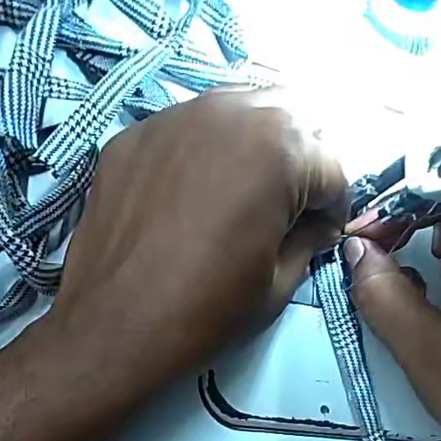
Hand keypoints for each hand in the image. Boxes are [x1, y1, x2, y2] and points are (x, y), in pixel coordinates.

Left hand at [46, 88, 347, 394]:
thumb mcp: (278, 284)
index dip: (331, 206)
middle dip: (295, 162)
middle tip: (281, 208)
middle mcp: (226, 111)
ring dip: (246, 148)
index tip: (318, 234)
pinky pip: (179, 133)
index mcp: (278, 145)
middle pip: (284, 120)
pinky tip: (182, 199)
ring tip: (233, 196)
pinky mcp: (128, 138)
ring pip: (229, 116)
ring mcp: (169, 119)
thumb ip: (308, 238)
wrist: (110, 330)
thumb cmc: (204, 313)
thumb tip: (315, 223)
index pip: (329, 164)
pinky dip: (193, 156)